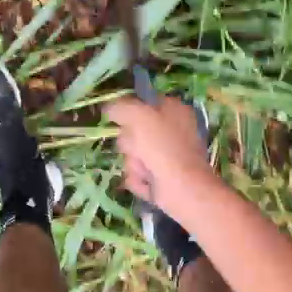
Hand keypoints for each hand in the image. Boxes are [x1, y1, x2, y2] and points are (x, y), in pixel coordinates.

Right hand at [106, 96, 216, 217]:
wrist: (183, 189)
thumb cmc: (163, 146)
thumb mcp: (139, 116)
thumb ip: (120, 106)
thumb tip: (108, 108)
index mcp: (172, 108)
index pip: (142, 102)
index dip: (129, 112)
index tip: (120, 121)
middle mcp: (170, 129)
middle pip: (132, 130)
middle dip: (130, 143)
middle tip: (138, 149)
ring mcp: (165, 154)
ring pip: (132, 153)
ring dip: (133, 163)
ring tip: (145, 169)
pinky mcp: (160, 176)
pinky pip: (137, 173)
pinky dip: (139, 179)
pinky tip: (148, 182)